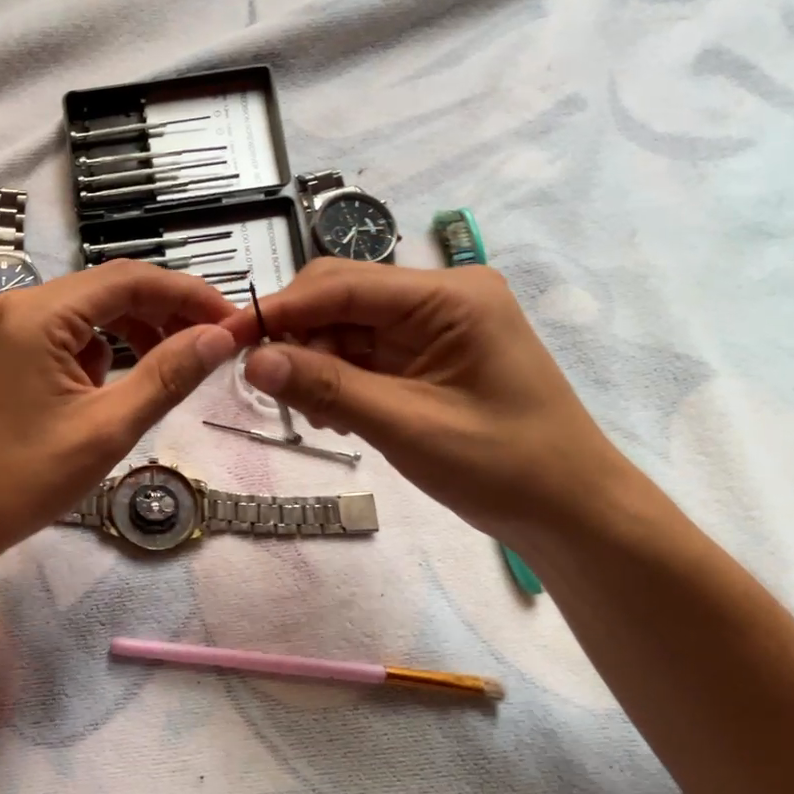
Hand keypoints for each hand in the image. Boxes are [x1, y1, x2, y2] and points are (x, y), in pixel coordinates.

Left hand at [0, 261, 238, 559]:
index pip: (130, 279)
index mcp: (39, 314)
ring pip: (92, 312)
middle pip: (110, 288)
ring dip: (137, 331)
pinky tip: (115, 387)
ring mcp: (11, 329)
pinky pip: (70, 336)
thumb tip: (221, 336)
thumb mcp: (109, 428)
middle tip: (214, 344)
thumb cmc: (29, 477)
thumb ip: (168, 375)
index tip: (234, 321)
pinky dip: (104, 351)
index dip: (188, 295)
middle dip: (166, 312)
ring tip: (175, 366)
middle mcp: (21, 306)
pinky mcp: (11, 354)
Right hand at [223, 259, 632, 541]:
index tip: (225, 339)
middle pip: (338, 297)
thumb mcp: (405, 426)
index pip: (341, 285)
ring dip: (313, 364)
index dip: (278, 310)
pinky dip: (334, 379)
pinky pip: (359, 353)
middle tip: (269, 389)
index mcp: (447, 297)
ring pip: (342, 327)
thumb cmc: (501, 464)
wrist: (569, 509)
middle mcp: (438, 297)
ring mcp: (431, 326)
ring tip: (314, 415)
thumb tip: (251, 360)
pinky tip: (334, 415)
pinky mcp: (424, 355)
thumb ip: (326, 387)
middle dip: (295, 337)